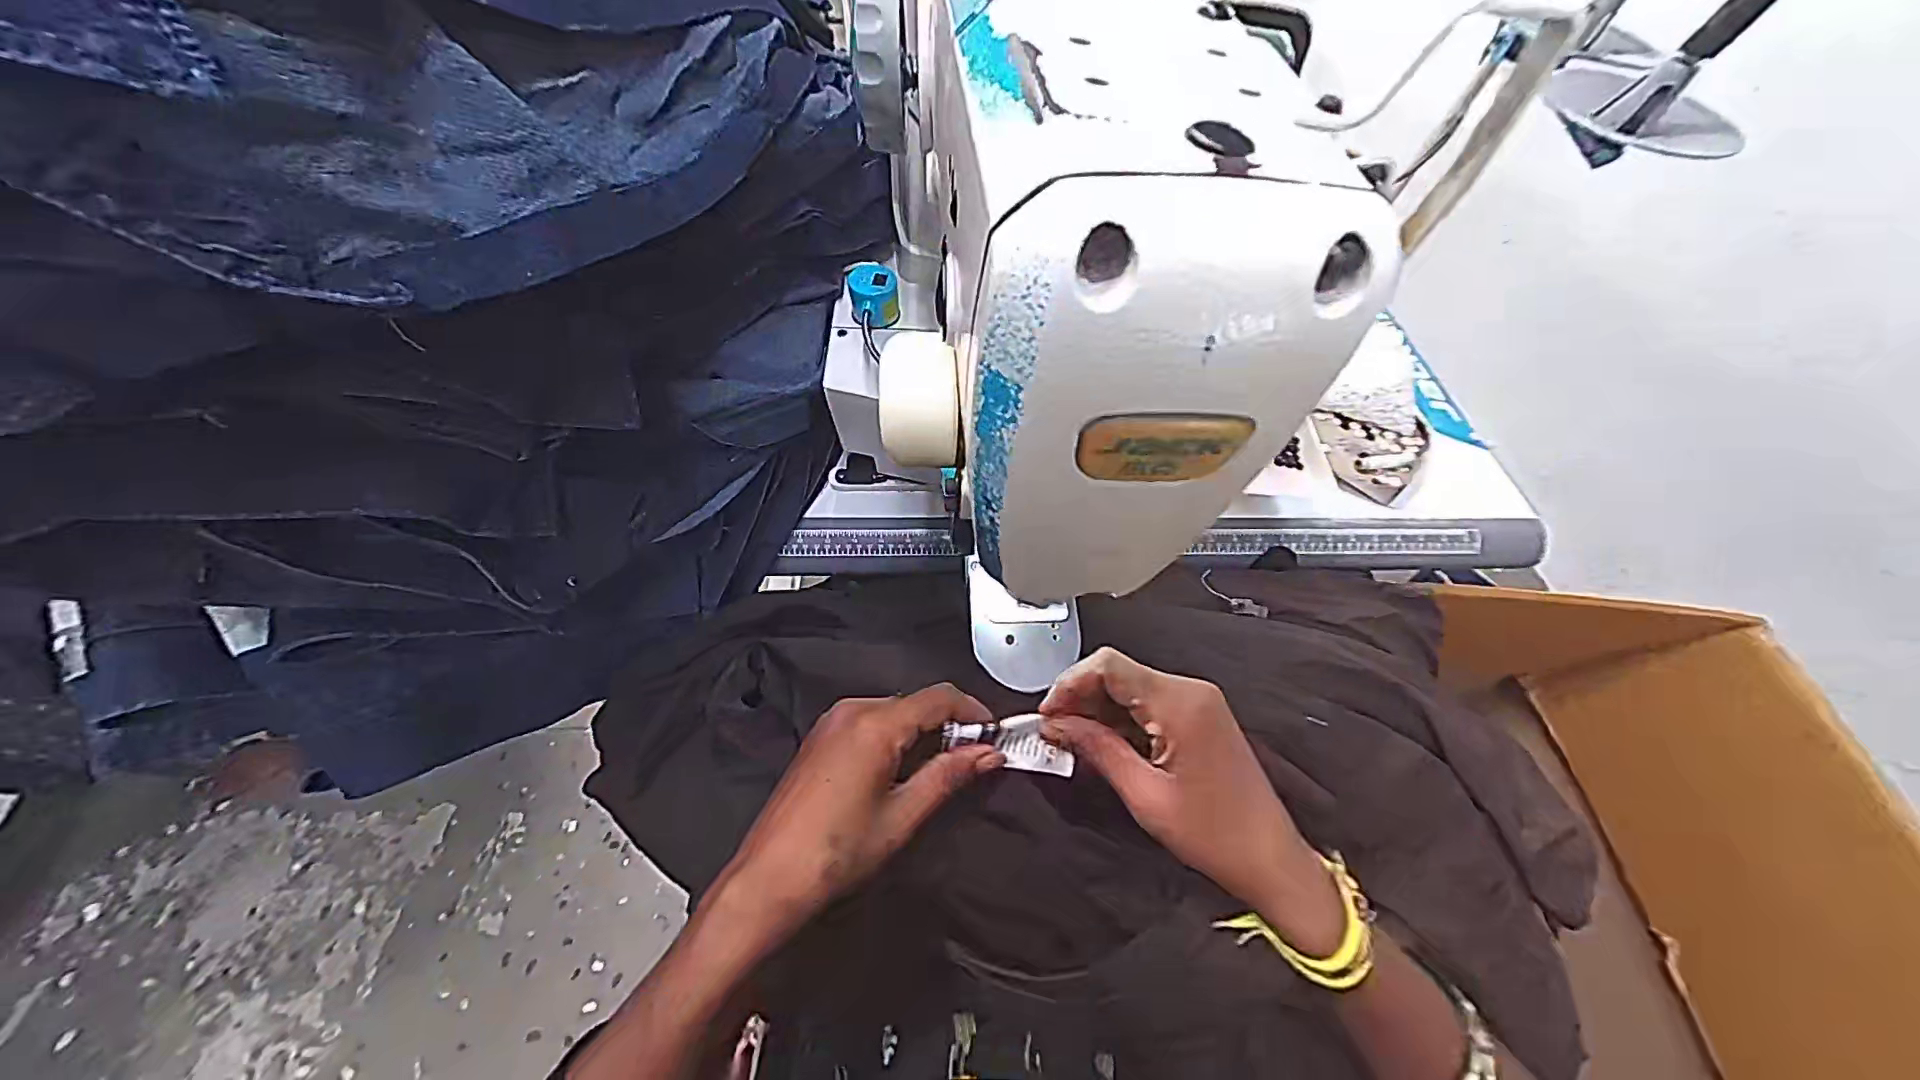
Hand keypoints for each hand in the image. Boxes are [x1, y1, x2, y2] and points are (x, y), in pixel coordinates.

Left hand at [710, 683, 1004, 940]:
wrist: (769, 877)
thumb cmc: (830, 853)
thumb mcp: (902, 815)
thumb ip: (948, 775)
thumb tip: (983, 754)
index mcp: (874, 724)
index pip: (939, 697)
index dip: (973, 711)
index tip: (991, 732)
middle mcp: (851, 712)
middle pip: (917, 701)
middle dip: (950, 723)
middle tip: (973, 756)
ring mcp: (832, 722)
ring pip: (894, 709)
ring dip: (923, 730)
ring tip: (942, 766)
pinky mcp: (822, 737)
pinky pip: (870, 721)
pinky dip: (896, 735)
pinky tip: (903, 767)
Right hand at [1038, 647, 1344, 952]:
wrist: (1271, 858)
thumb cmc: (1219, 835)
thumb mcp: (1144, 795)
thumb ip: (1097, 749)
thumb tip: (1058, 724)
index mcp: (1181, 704)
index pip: (1108, 665)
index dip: (1069, 684)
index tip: (1049, 713)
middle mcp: (1191, 692)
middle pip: (1116, 672)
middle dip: (1079, 698)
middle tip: (1056, 731)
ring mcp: (1197, 702)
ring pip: (1127, 686)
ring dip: (1097, 710)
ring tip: (1076, 743)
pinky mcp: (1197, 715)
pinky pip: (1146, 702)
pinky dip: (1119, 719)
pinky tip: (1104, 745)